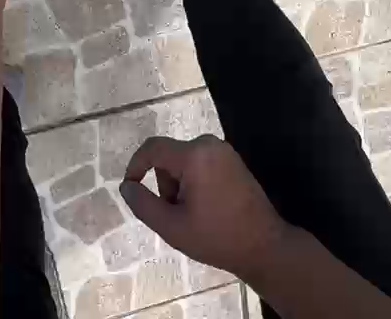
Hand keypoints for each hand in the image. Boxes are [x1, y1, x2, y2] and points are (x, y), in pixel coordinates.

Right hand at [119, 135, 293, 280]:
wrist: (264, 246)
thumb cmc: (216, 237)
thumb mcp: (172, 227)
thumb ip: (143, 204)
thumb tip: (126, 186)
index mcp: (194, 155)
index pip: (153, 148)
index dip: (136, 165)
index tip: (130, 187)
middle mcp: (208, 144)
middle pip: (169, 157)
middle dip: (166, 184)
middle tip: (176, 215)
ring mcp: (223, 150)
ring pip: (184, 161)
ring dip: (180, 185)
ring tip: (193, 214)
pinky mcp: (232, 159)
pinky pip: (200, 163)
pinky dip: (195, 182)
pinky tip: (207, 207)